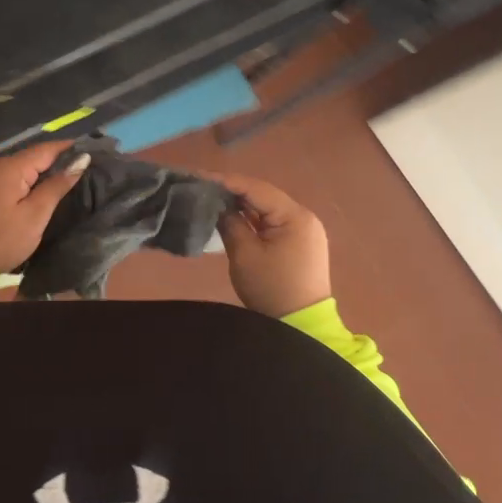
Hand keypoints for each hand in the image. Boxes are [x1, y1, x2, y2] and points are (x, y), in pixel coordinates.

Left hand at [0, 141, 90, 271]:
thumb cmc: (3, 238)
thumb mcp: (35, 214)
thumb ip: (57, 186)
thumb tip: (80, 160)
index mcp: (11, 167)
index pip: (46, 149)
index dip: (70, 149)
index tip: (94, 153)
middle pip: (35, 156)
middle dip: (59, 160)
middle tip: (88, 169)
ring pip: (24, 167)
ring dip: (45, 172)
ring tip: (72, 179)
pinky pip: (14, 178)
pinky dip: (31, 181)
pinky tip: (45, 190)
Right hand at [207, 173, 330, 318]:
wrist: (301, 325)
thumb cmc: (271, 288)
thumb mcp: (245, 254)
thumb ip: (230, 223)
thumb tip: (218, 205)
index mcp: (295, 216)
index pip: (256, 188)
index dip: (225, 181)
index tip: (198, 177)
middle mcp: (303, 217)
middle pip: (263, 195)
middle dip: (232, 190)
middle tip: (201, 186)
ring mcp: (303, 230)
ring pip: (266, 207)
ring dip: (241, 203)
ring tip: (210, 198)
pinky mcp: (298, 242)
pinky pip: (271, 221)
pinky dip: (251, 217)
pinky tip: (230, 215)